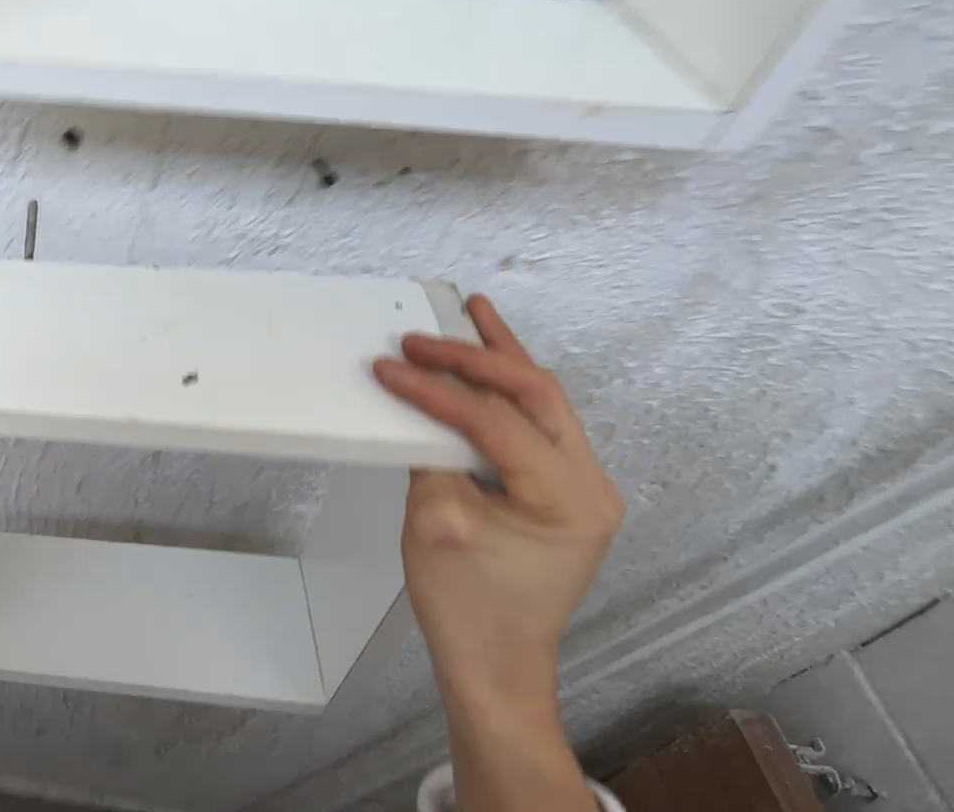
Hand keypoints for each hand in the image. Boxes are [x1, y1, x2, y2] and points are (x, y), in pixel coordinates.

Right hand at [374, 295, 621, 811]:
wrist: (497, 664)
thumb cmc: (467, 607)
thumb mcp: (437, 525)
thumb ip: (431, 456)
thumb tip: (416, 406)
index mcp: (567, 498)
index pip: (493, 421)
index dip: (435, 389)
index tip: (387, 367)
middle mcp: (589, 483)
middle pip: (535, 395)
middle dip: (475, 358)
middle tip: (421, 336)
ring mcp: (581, 485)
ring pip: (542, 401)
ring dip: (501, 358)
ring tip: (474, 313)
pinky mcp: (558, 488)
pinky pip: (534, 423)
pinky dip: (505, 389)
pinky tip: (488, 361)